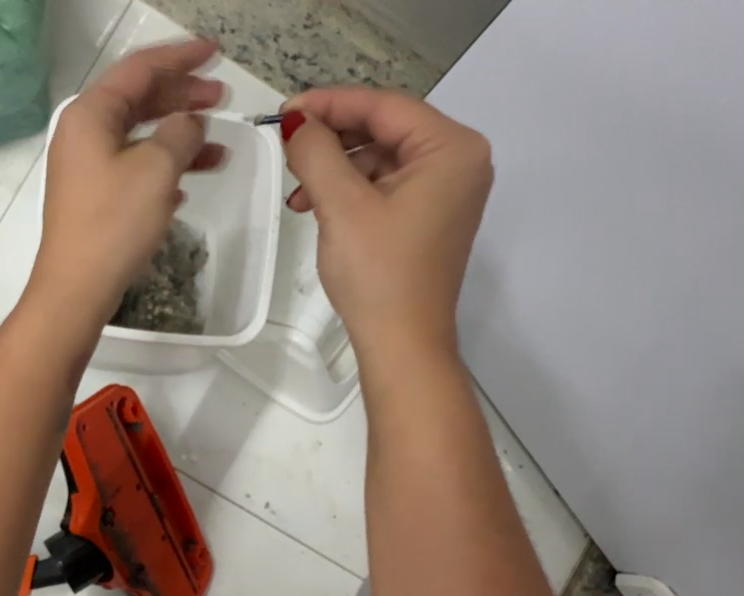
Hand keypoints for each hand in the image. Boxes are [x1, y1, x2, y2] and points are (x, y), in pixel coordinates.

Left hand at [29, 39, 227, 321]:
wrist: (76, 289)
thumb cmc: (114, 224)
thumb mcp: (157, 170)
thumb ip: (181, 133)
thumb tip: (191, 123)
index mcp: (90, 114)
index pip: (140, 69)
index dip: (181, 59)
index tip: (215, 55)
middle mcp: (83, 134)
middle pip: (139, 101)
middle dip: (183, 99)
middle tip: (223, 101)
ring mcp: (85, 169)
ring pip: (140, 140)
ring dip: (180, 140)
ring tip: (219, 151)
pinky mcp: (93, 199)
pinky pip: (133, 170)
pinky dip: (163, 170)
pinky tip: (188, 185)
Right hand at [281, 87, 493, 354]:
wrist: (402, 344)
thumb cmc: (379, 273)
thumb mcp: (342, 206)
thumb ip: (316, 153)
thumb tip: (294, 122)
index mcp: (451, 148)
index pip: (384, 106)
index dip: (330, 104)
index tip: (284, 112)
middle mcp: (458, 162)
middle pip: (385, 130)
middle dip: (332, 140)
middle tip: (287, 150)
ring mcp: (446, 194)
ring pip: (381, 161)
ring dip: (336, 170)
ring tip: (298, 194)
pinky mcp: (429, 220)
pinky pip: (386, 188)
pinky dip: (350, 193)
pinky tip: (318, 208)